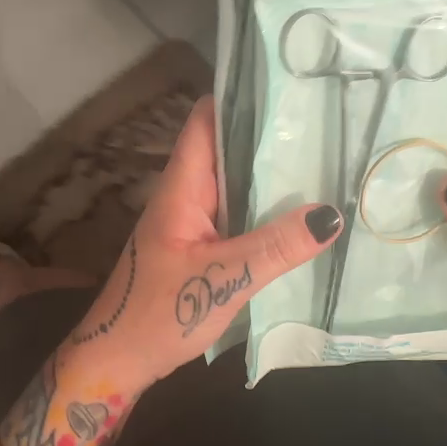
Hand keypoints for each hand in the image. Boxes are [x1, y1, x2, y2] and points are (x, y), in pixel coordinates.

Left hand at [62, 97, 341, 391]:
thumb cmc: (159, 314)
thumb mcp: (224, 280)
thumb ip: (277, 247)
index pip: (206, 120)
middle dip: (267, 132)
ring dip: (268, 170)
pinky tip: (297, 209)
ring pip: (233, 179)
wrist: (116, 360)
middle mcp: (186, 192)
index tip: (285, 85)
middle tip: (322, 119)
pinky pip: (235, 209)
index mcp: (182, 186)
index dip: (239, 96)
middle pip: (226, 145)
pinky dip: (262, 203)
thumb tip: (330, 214)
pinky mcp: (199, 242)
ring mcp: (191, 218)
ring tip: (322, 155)